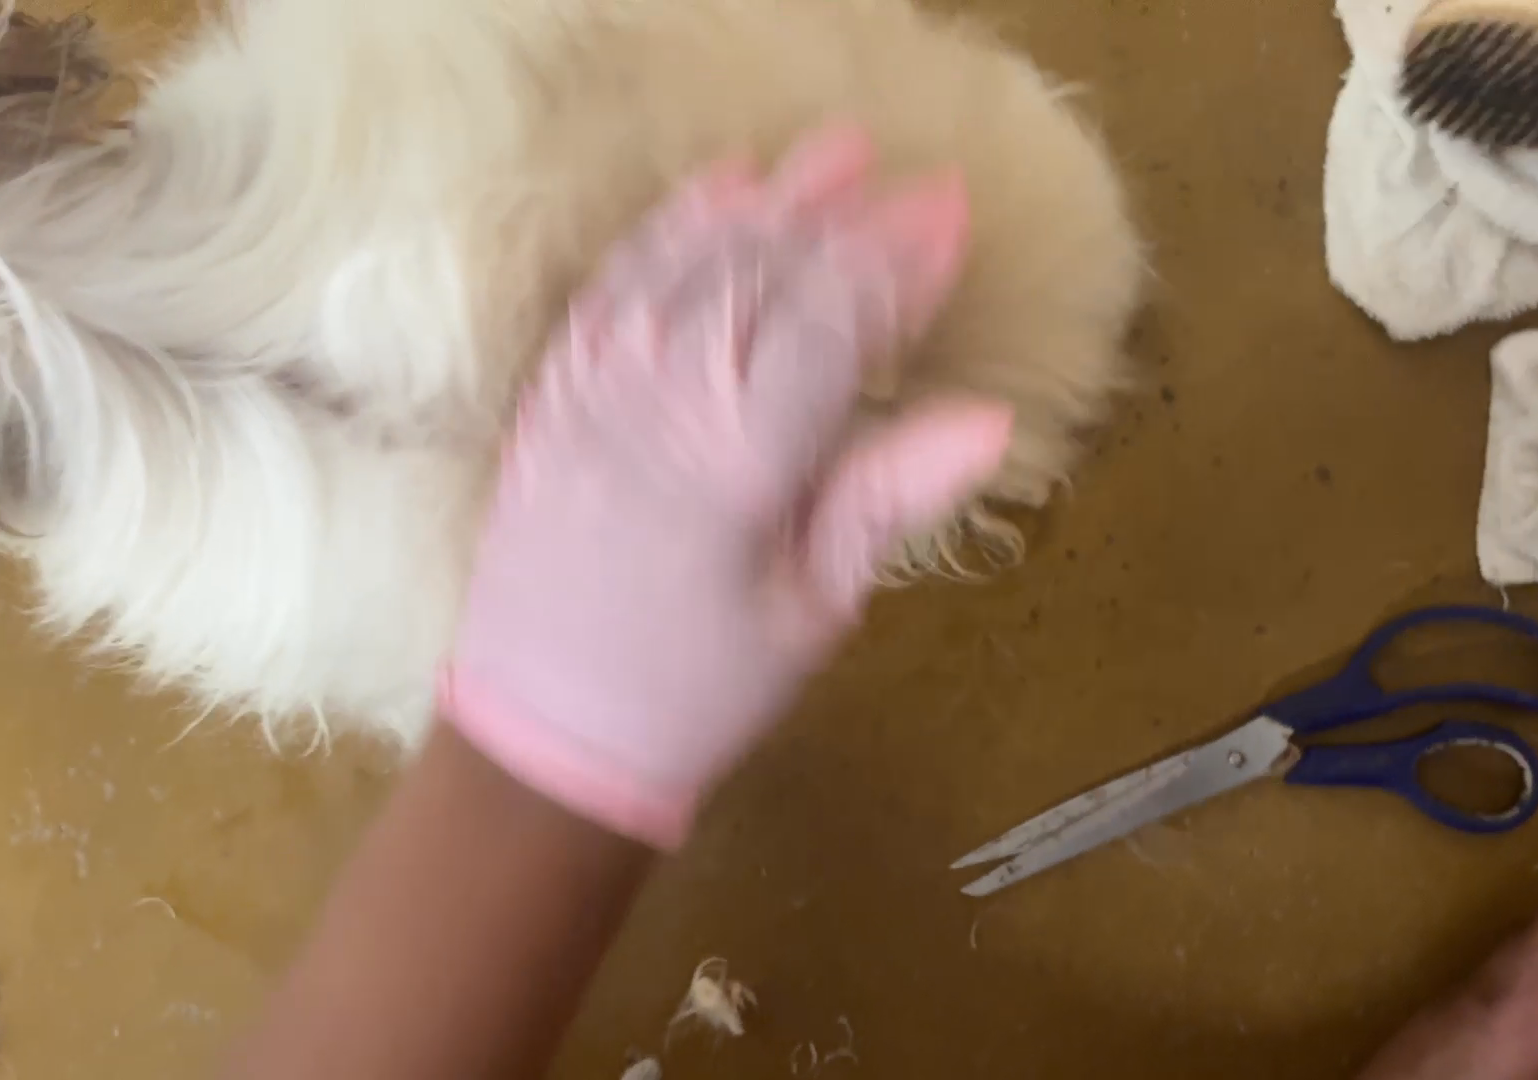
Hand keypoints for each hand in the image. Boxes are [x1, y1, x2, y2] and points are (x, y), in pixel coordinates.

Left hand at [439, 127, 1013, 847]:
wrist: (548, 734)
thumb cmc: (704, 689)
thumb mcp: (816, 611)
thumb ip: (888, 502)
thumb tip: (988, 424)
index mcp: (738, 469)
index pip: (829, 333)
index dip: (895, 270)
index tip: (951, 216)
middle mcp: (659, 408)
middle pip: (759, 282)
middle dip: (838, 220)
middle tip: (898, 174)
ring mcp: (593, 394)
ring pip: (688, 270)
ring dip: (763, 208)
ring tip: (821, 161)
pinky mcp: (554, 398)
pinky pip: (614, 290)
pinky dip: (669, 233)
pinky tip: (713, 193)